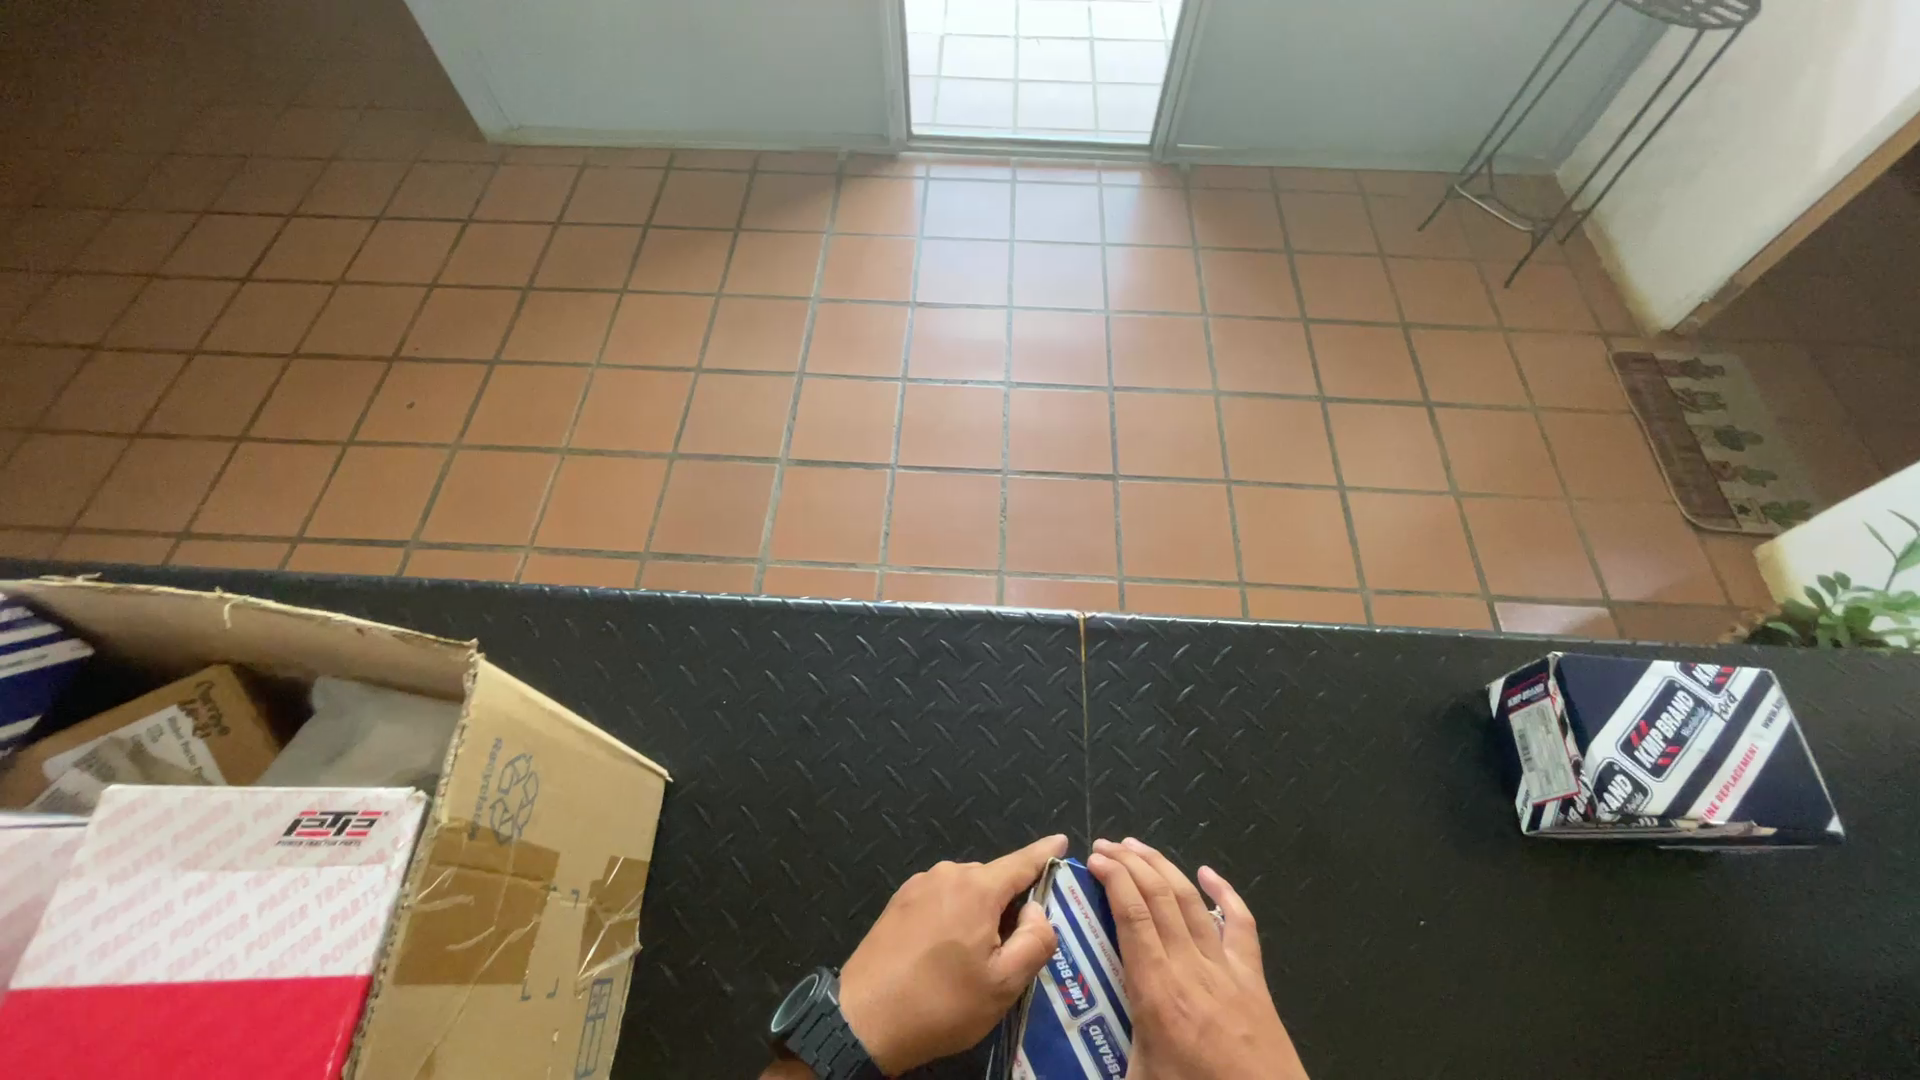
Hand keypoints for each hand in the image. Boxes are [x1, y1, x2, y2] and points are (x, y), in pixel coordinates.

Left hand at [837, 834, 1067, 1074]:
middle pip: (994, 882)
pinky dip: (953, 918)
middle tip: (1011, 953)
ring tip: (974, 962)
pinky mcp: (899, 901)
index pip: (1022, 862)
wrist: (865, 1020)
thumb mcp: (1004, 984)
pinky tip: (945, 955)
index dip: (1045, 853)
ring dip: (979, 915)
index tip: (1062, 840)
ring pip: (966, 892)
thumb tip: (1035, 911)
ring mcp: (919, 885)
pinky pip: (941, 900)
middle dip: (1009, 907)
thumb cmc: (941, 1003)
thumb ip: (1035, 940)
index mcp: (977, 888)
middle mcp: (948, 874)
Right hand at [1087, 837, 1309, 1079]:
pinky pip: (1240, 924)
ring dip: (1162, 865)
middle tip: (1106, 845)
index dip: (1112, 878)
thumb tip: (1056, 1063)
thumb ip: (1101, 1055)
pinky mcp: (1253, 978)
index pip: (1132, 914)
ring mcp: (1225, 968)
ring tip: (1137, 846)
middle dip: (1129, 862)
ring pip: (1190, 899)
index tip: (1093, 860)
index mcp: (1156, 991)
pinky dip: (1224, 891)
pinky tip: (1208, 872)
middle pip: (1158, 895)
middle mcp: (1189, 967)